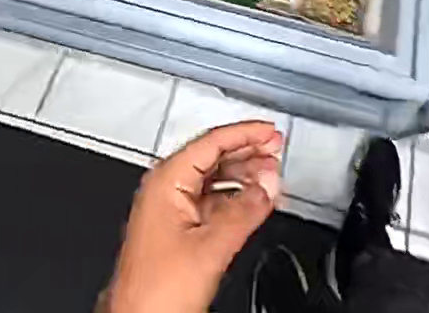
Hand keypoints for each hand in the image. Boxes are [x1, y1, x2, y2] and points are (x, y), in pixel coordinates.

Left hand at [102, 120, 283, 312]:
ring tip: (270, 175)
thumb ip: (245, 212)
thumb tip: (269, 185)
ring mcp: (170, 209)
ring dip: (244, 175)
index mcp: (167, 181)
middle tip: (275, 148)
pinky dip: (235, 198)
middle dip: (248, 152)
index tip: (270, 132)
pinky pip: (211, 200)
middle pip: (214, 155)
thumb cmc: (153, 297)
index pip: (213, 141)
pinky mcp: (176, 230)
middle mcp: (166, 189)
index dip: (246, 133)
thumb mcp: (209, 249)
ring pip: (214, 178)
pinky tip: (253, 202)